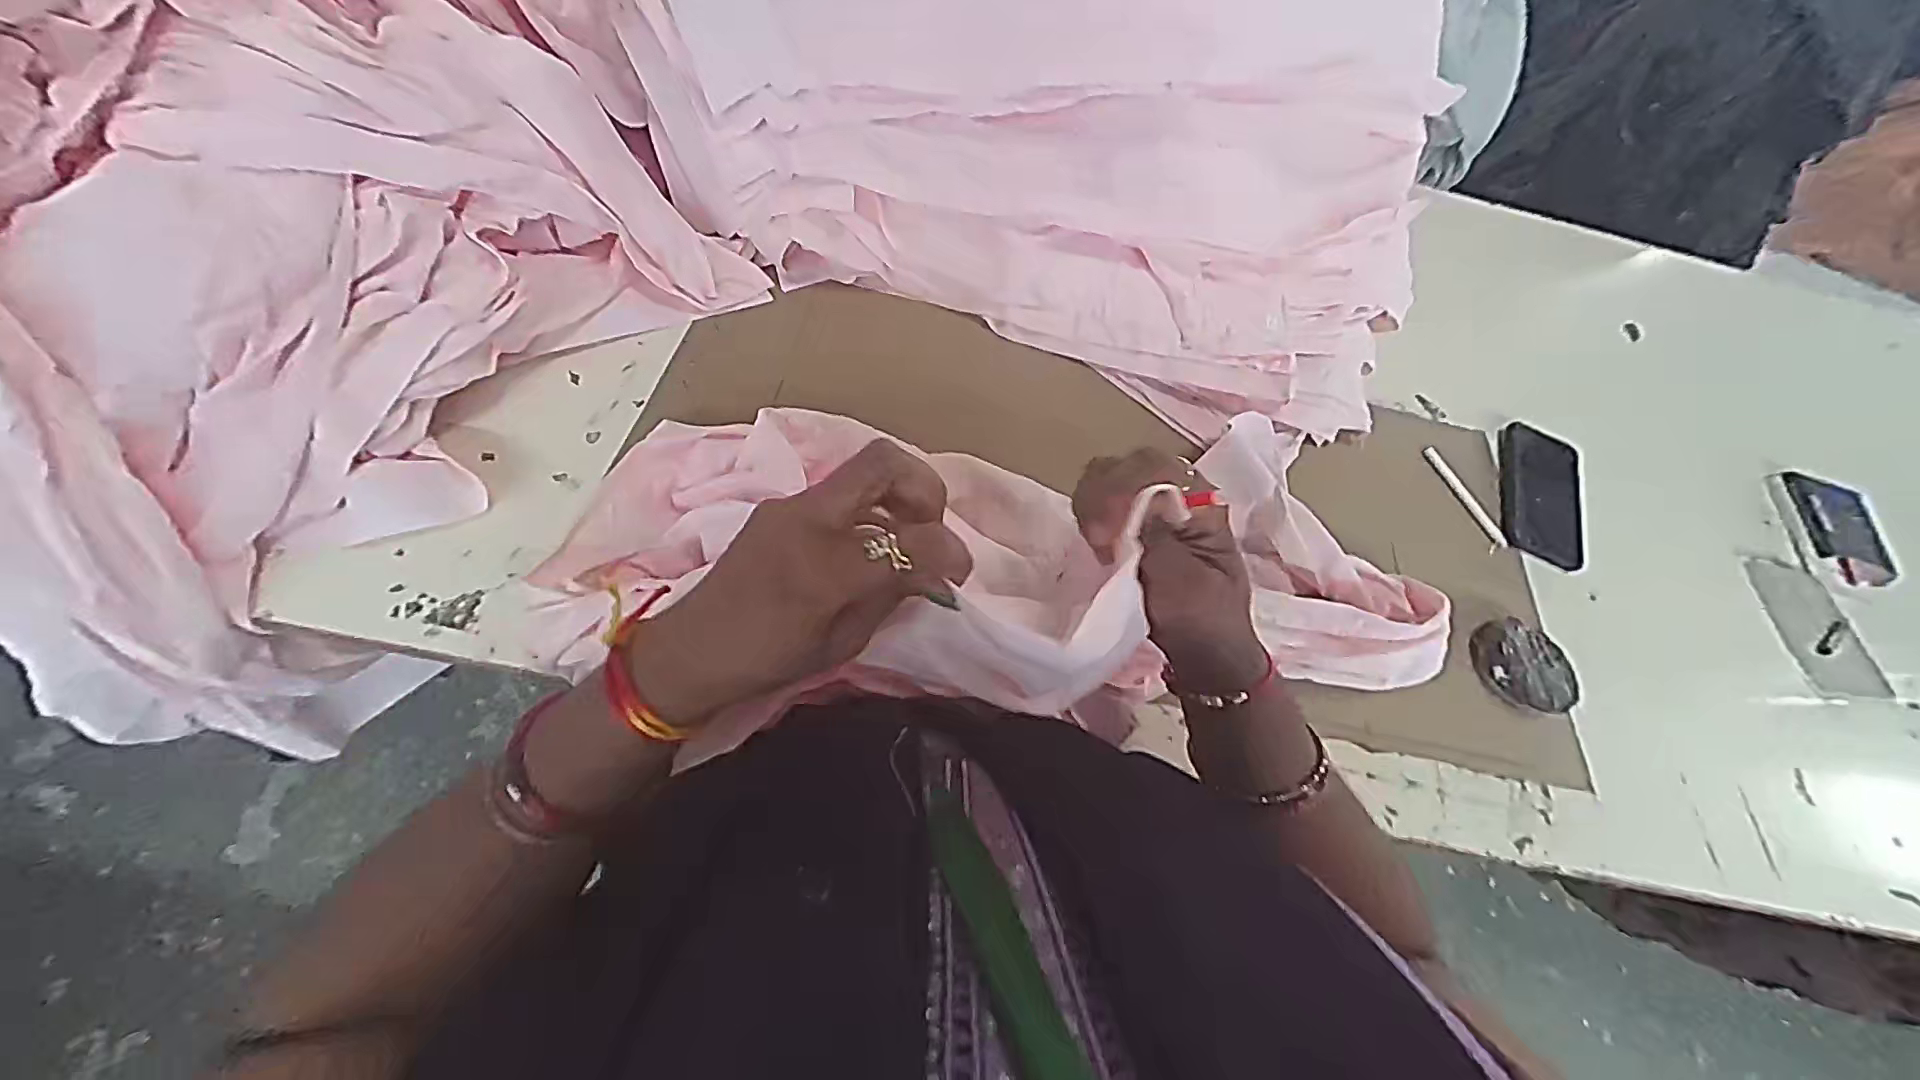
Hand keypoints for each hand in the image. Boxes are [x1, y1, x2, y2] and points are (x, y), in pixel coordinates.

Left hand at [625, 439, 973, 724]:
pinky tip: (865, 545)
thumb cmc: (768, 660)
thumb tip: (930, 572)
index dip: (950, 552)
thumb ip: (891, 597)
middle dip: (925, 488)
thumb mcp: (843, 642)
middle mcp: (809, 520)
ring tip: (903, 538)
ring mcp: (789, 506)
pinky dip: (868, 510)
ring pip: (861, 472)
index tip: (959, 571)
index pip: (911, 541)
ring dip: (896, 496)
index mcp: (827, 569)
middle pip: (884, 462)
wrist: (691, 651)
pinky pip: (838, 494)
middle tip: (931, 527)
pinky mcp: (778, 507)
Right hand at [1072, 448, 1265, 688]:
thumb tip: (1147, 495)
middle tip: (1097, 539)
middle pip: (1128, 467)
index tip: (1105, 529)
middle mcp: (1178, 495)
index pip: (1154, 467)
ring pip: (1111, 480)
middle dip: (1104, 496)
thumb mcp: (1183, 583)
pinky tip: (1098, 544)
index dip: (1122, 488)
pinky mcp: (1135, 524)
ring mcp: (1155, 508)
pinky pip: (1104, 503)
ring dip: (1095, 507)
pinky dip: (1093, 517)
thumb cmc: (1199, 620)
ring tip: (1099, 545)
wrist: (1205, 653)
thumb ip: (1161, 538)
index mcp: (1202, 503)